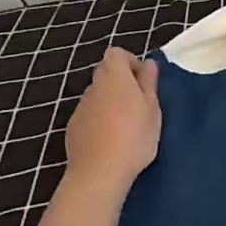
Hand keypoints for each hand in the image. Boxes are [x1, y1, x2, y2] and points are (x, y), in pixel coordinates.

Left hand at [64, 48, 161, 191]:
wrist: (100, 172)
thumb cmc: (134, 136)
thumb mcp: (152, 109)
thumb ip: (149, 83)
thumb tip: (148, 64)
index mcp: (114, 77)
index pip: (116, 53)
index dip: (130, 62)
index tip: (144, 81)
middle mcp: (93, 87)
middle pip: (106, 73)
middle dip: (122, 83)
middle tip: (140, 104)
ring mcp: (80, 108)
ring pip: (98, 96)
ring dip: (111, 102)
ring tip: (127, 126)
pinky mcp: (73, 128)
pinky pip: (90, 115)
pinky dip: (100, 120)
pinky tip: (111, 140)